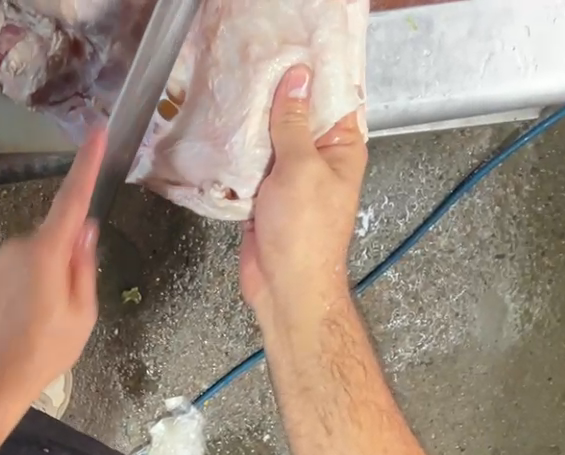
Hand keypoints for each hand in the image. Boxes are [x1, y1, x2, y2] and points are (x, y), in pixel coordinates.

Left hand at [0, 132, 102, 411]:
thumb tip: (86, 232)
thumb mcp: (81, 315)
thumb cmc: (41, 353)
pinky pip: (22, 273)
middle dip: (68, 264)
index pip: (72, 199)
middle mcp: (19, 246)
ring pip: (39, 259)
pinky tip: (27, 326)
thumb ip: (84, 267)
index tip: (97, 132)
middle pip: (57, 240)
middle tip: (67, 311)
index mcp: (46, 252)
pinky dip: (31, 292)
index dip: (87, 165)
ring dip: (48, 283)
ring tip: (44, 325)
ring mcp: (0, 261)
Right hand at [240, 65, 367, 333]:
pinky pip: (250, 174)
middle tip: (250, 76)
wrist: (286, 288)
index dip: (312, 76)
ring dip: (252, 134)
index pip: (331, 98)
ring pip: (269, 147)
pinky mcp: (264, 203)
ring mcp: (289, 184)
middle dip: (274, 103)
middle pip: (296, 120)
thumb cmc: (305, 233)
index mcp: (342, 148)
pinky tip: (222, 143)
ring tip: (231, 104)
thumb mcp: (300, 167)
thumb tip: (296, 80)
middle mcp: (318, 163)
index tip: (288, 55)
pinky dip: (237, 163)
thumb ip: (294, 123)